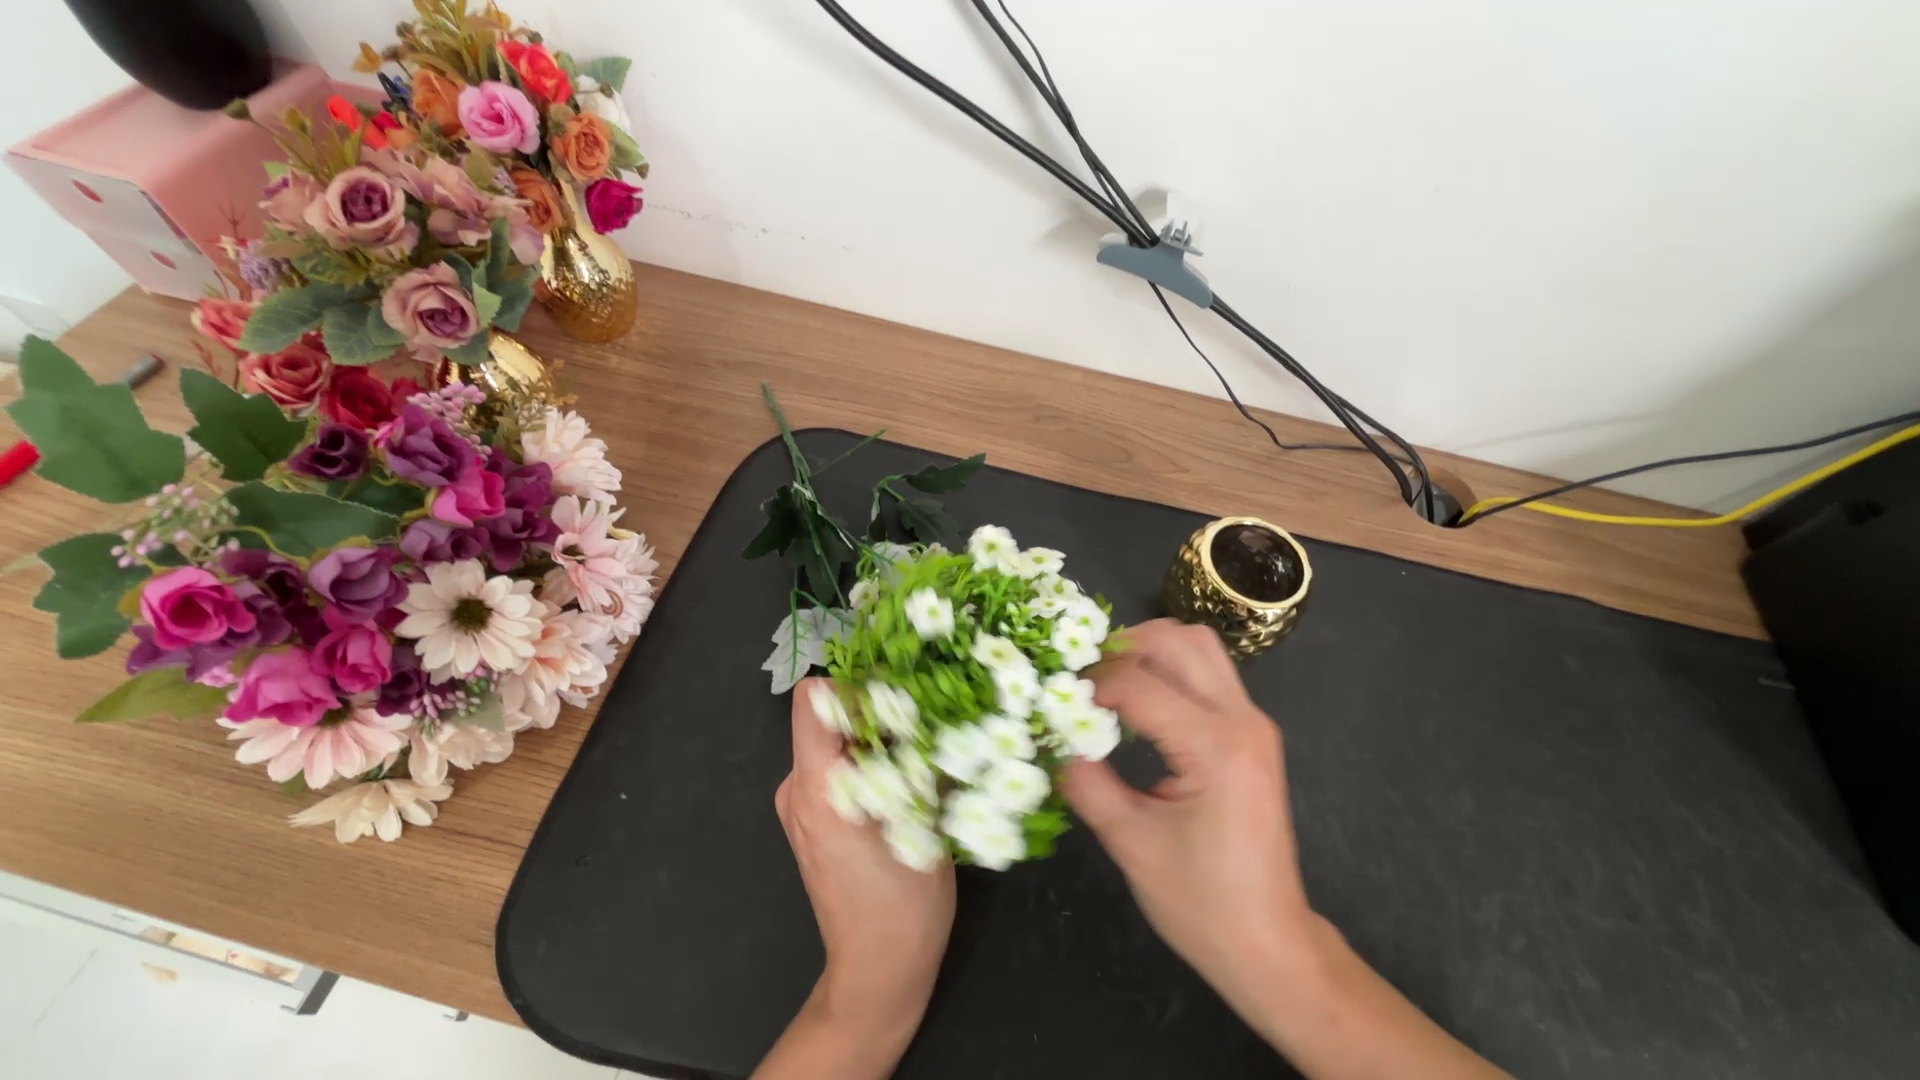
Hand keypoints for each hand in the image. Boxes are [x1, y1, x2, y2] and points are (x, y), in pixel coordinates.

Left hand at [757, 677, 954, 1077]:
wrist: (876, 971)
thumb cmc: (904, 905)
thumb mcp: (924, 825)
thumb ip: (918, 761)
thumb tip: (929, 707)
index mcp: (818, 787)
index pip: (814, 699)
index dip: (856, 688)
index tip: (900, 701)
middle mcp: (796, 789)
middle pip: (828, 719)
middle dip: (875, 716)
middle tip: (923, 731)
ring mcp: (797, 806)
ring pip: (835, 744)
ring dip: (874, 743)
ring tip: (918, 765)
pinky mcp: (808, 819)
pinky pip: (833, 770)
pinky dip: (865, 767)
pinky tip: (900, 792)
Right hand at [1058, 619, 1316, 1006]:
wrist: (1267, 942)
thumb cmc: (1200, 901)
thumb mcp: (1130, 842)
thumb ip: (1086, 781)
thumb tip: (1048, 737)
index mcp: (1216, 747)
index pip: (1139, 685)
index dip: (1088, 684)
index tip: (1051, 697)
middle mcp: (1243, 720)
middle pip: (1179, 641)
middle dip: (1121, 647)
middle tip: (1078, 676)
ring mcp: (1253, 723)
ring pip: (1200, 648)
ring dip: (1148, 650)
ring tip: (1104, 681)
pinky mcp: (1251, 734)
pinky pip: (1208, 675)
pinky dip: (1167, 671)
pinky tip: (1134, 702)